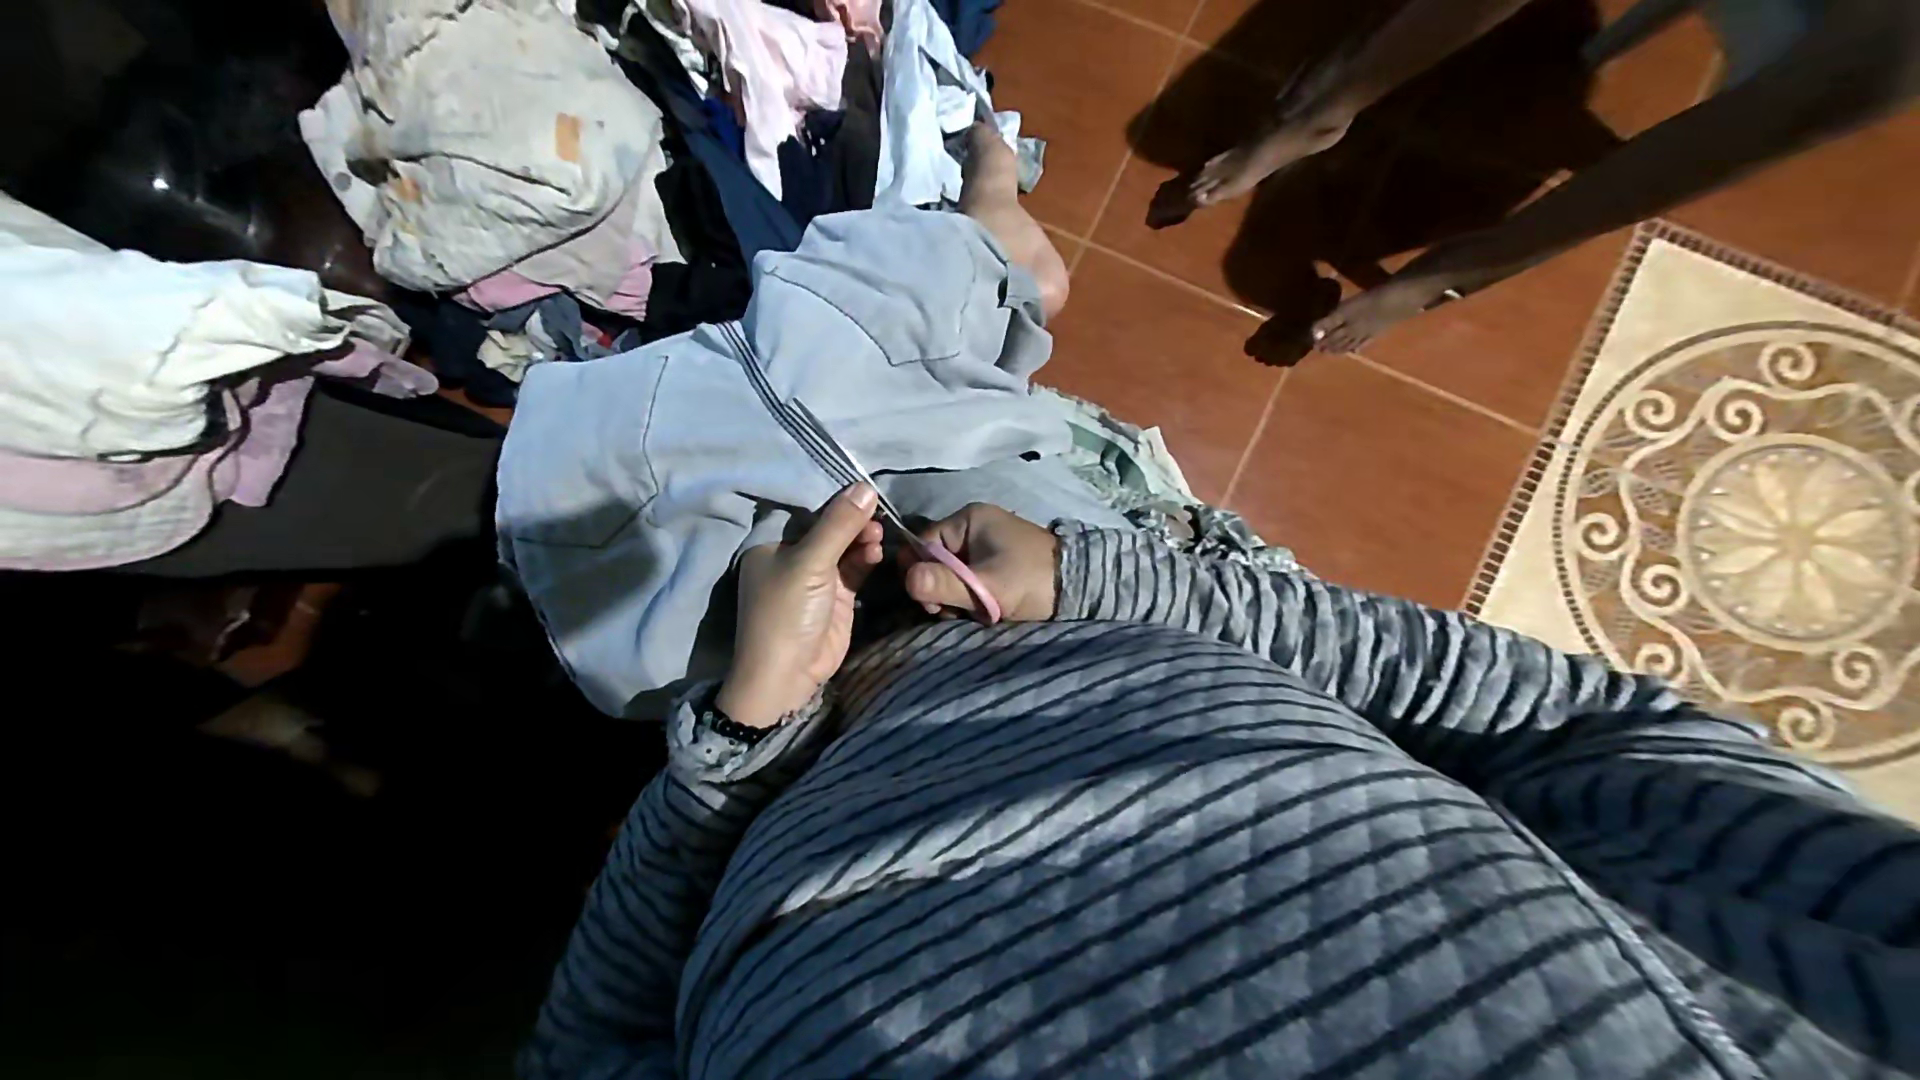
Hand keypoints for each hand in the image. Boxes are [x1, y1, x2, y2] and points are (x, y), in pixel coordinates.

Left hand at [716, 484, 883, 727]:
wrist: (787, 675)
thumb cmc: (786, 612)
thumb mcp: (809, 564)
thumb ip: (838, 525)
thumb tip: (866, 486)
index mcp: (773, 544)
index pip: (809, 513)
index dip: (837, 504)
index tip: (867, 494)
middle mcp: (794, 558)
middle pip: (831, 530)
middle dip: (854, 523)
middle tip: (878, 520)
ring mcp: (817, 578)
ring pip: (846, 548)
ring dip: (863, 541)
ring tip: (879, 537)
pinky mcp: (837, 597)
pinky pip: (855, 569)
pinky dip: (866, 559)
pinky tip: (877, 553)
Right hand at [903, 503, 1057, 621]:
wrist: (1080, 587)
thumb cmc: (1031, 580)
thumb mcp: (987, 586)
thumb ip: (946, 584)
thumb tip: (907, 581)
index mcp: (968, 519)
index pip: (923, 545)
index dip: (921, 576)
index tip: (934, 605)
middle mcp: (974, 525)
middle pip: (936, 560)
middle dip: (942, 589)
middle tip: (958, 612)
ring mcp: (987, 542)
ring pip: (952, 572)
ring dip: (957, 595)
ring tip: (976, 611)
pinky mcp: (998, 559)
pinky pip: (970, 576)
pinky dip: (973, 593)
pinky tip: (984, 608)